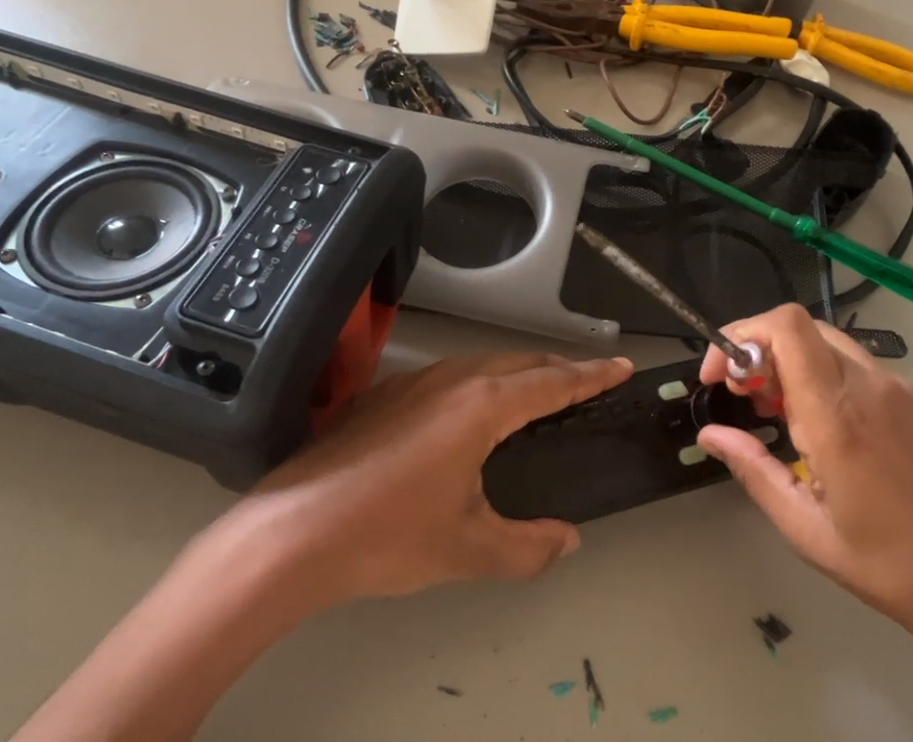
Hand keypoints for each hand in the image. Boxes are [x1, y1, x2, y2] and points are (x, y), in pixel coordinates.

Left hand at [231, 353, 633, 606]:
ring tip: (532, 394)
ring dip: (513, 374)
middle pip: (516, 363)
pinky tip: (464, 415)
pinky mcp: (378, 396)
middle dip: (555, 369)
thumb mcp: (471, 549)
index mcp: (480, 406)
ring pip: (477, 366)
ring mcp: (407, 383)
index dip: (590, 376)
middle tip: (584, 382)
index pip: (551, 383)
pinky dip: (474, 386)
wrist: (292, 533)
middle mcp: (447, 380)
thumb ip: (530, 546)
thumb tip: (566, 540)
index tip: (620, 366)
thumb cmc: (388, 536)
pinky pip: (444, 378)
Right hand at [695, 306, 912, 662]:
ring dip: (790, 364)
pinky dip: (823, 379)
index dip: (741, 335)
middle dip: (759, 351)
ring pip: (829, 345)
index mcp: (839, 415)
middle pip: (801, 328)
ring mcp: (902, 392)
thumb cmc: (894, 569)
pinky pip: (858, 369)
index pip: (785, 327)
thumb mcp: (808, 530)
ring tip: (776, 416)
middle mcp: (872, 387)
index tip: (719, 377)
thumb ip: (754, 470)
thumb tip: (711, 435)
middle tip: (743, 399)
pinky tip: (820, 431)